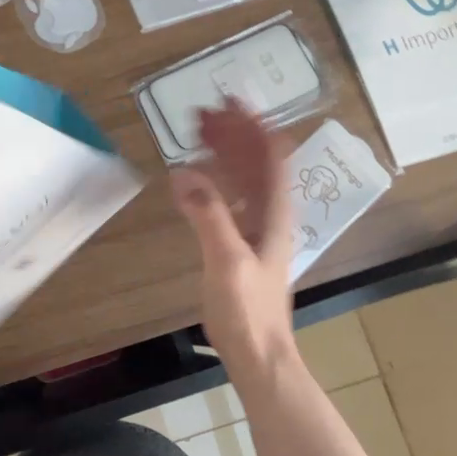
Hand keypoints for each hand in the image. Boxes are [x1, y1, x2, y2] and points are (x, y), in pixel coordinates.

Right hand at [170, 104, 297, 375]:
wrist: (258, 354)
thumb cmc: (248, 309)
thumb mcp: (226, 259)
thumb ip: (208, 215)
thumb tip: (183, 174)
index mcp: (274, 215)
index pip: (270, 157)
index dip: (254, 127)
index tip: (231, 102)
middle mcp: (269, 216)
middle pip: (256, 162)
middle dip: (234, 134)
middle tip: (204, 113)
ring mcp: (256, 231)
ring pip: (243, 179)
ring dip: (224, 153)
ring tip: (198, 133)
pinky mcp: (240, 245)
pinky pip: (230, 199)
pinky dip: (214, 180)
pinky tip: (194, 177)